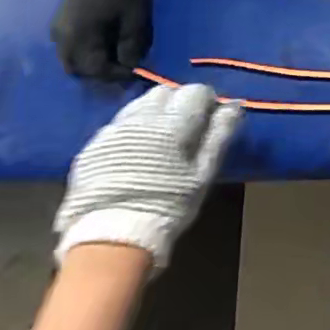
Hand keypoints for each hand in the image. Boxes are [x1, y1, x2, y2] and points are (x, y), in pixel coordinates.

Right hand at [51, 0, 151, 79]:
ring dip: (90, 66)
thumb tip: (129, 68)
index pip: (95, 70)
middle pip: (78, 70)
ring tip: (112, 59)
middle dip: (100, 74)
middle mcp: (63, 38)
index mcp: (80, 37)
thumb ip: (131, 48)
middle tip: (122, 69)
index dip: (116, 75)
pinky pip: (68, 49)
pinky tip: (101, 47)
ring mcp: (58, 31)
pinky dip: (83, 55)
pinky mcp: (59, 24)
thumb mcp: (134, 20)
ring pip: (71, 62)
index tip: (135, 72)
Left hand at [54, 84, 242, 266]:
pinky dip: (132, 130)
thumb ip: (219, 135)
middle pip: (166, 92)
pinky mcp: (94, 144)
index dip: (207, 103)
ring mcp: (114, 128)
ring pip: (140, 104)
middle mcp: (141, 116)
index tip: (210, 121)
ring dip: (155, 114)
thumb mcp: (202, 174)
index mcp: (172, 121)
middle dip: (179, 104)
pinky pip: (119, 124)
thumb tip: (234, 106)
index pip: (196, 91)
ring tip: (160, 142)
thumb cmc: (168, 206)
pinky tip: (135, 154)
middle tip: (185, 132)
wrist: (112, 237)